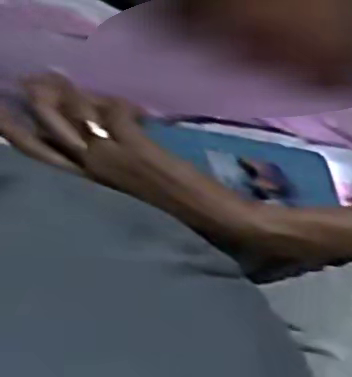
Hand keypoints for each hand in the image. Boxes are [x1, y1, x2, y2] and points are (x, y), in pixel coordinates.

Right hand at [0, 75, 251, 233]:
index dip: (14, 127)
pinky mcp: (140, 150)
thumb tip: (105, 157)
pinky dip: (122, 105)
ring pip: (71, 110)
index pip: (36, 153)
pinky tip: (139, 111)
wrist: (236, 226)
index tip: (7, 109)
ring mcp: (116, 159)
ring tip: (95, 94)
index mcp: (94, 189)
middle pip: (42, 121)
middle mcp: (94, 171)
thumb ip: (119, 184)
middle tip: (50, 82)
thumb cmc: (200, 223)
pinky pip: (114, 112)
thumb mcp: (145, 204)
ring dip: (78, 94)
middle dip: (38, 95)